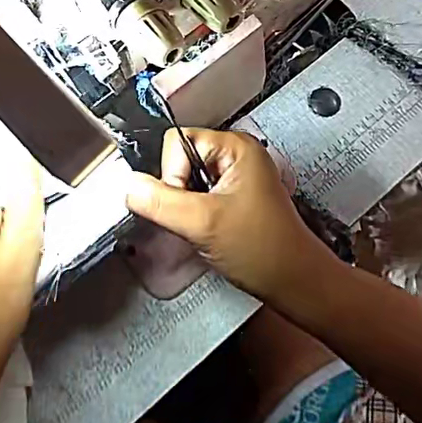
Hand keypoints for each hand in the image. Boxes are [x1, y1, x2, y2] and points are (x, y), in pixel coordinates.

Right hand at [124, 128, 342, 305]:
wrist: (292, 280)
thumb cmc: (265, 249)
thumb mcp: (203, 223)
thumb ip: (161, 202)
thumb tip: (130, 186)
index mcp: (236, 146)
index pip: (176, 142)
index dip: (171, 174)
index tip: (185, 203)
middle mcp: (236, 155)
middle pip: (179, 160)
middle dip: (177, 193)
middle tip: (197, 218)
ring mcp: (235, 176)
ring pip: (185, 181)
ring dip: (185, 207)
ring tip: (206, 226)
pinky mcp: (232, 196)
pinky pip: (196, 196)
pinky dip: (194, 215)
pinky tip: (209, 231)